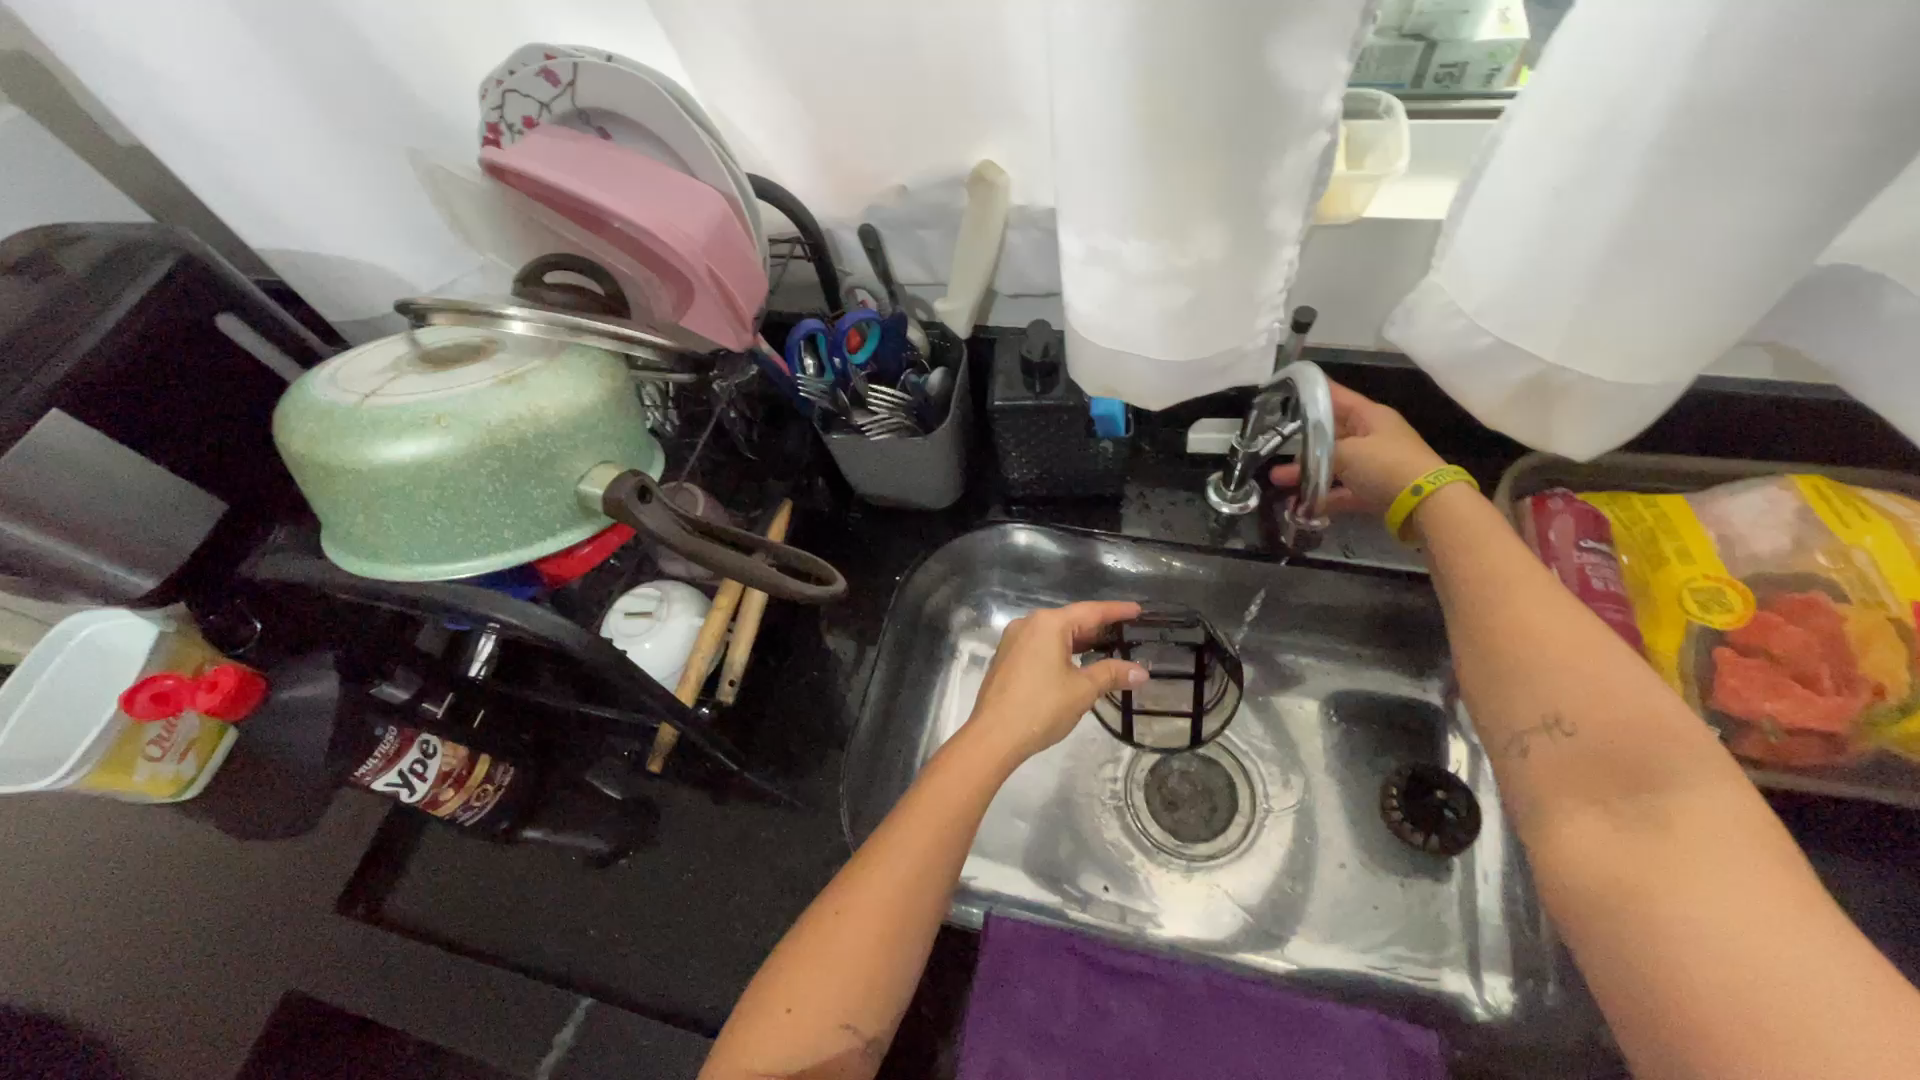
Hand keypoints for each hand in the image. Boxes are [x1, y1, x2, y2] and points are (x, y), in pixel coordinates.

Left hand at [961, 601, 1148, 764]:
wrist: (994, 736)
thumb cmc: (1041, 707)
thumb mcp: (1082, 690)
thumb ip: (1112, 674)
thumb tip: (1141, 673)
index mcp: (1048, 624)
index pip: (1090, 611)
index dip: (1117, 611)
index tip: (1138, 610)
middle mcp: (1028, 624)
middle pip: (1071, 620)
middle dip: (1098, 628)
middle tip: (1127, 633)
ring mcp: (1013, 640)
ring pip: (1054, 634)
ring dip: (1079, 641)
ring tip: (1107, 648)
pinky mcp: (1006, 658)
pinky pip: (1040, 646)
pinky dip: (1061, 650)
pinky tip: (1076, 662)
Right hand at [1270, 381, 1444, 515]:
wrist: (1426, 504)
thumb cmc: (1386, 465)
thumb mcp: (1347, 453)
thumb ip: (1318, 454)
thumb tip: (1296, 463)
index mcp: (1370, 416)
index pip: (1336, 396)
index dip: (1312, 392)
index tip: (1286, 390)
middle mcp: (1373, 436)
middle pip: (1332, 434)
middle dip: (1302, 442)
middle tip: (1273, 444)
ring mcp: (1375, 465)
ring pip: (1334, 465)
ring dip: (1308, 472)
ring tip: (1278, 479)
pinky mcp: (1375, 491)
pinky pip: (1343, 490)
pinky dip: (1323, 496)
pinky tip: (1300, 505)